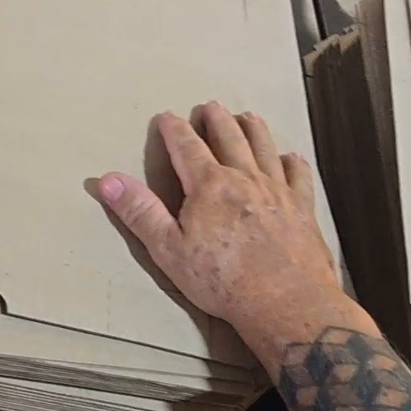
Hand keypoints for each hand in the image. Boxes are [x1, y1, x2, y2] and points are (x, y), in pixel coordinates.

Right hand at [96, 103, 340, 329]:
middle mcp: (245, 179)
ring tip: (249, 116)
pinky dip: (293, 163)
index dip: (175, 130)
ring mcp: (278, 193)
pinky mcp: (303, 211)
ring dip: (254, 130)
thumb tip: (107, 180)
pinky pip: (299, 177)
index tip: (167, 116)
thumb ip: (139, 211)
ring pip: (265, 150)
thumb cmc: (221, 279)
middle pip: (230, 139)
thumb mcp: (168, 249)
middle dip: (217, 121)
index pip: (187, 147)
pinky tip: (291, 157)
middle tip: (210, 106)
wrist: (286, 304)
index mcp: (209, 185)